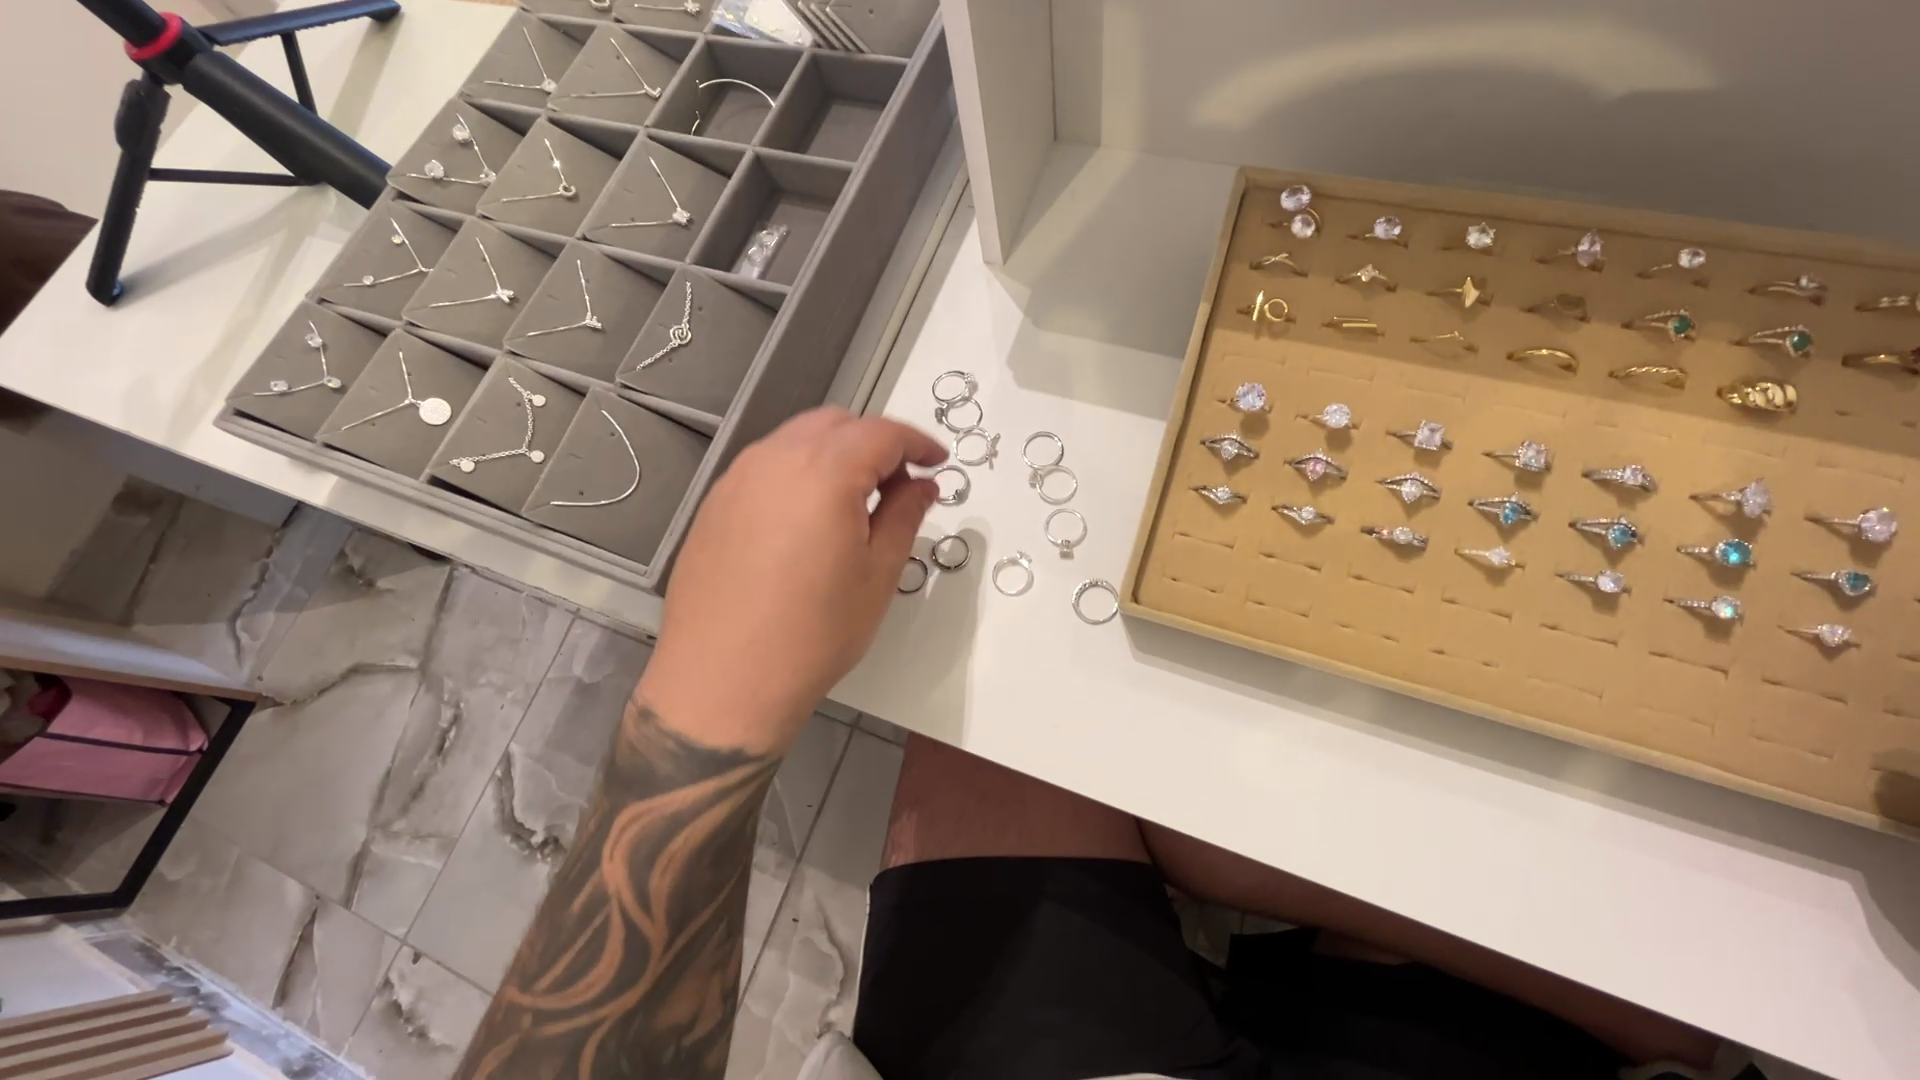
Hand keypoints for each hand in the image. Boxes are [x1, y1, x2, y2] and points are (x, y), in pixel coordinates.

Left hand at [638, 408, 945, 753]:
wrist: (723, 680)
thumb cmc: (813, 633)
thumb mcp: (877, 575)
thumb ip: (904, 516)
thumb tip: (921, 485)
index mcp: (824, 471)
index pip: (881, 433)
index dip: (917, 443)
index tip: (937, 462)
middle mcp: (774, 460)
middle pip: (836, 424)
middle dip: (875, 443)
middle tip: (900, 485)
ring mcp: (737, 480)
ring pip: (797, 441)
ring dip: (835, 455)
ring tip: (856, 503)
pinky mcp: (715, 505)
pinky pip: (767, 467)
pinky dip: (799, 474)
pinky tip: (809, 520)